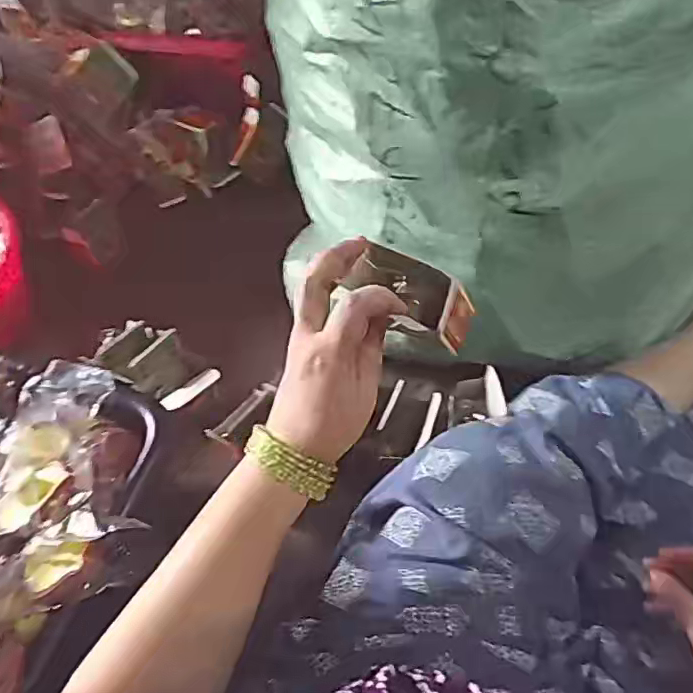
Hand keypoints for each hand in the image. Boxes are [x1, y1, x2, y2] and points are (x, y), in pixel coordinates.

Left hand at [264, 239, 407, 462]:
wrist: (293, 448)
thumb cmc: (332, 426)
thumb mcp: (365, 391)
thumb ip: (373, 350)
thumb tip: (381, 321)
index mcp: (329, 349)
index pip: (356, 302)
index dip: (381, 295)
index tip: (399, 304)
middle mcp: (308, 336)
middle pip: (316, 281)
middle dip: (337, 256)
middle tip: (361, 244)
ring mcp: (297, 339)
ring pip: (309, 292)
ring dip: (329, 270)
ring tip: (353, 259)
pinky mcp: (296, 346)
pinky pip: (311, 309)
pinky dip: (327, 293)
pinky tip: (344, 292)